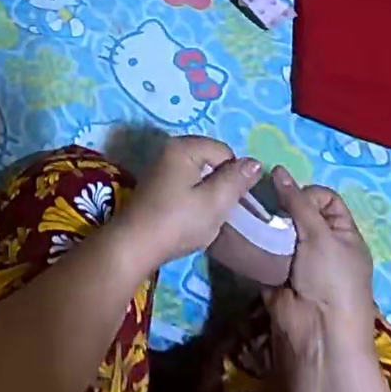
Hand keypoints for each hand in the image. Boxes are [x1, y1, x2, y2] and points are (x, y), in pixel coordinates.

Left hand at [108, 136, 258, 270]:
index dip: (234, 176)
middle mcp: (170, 148)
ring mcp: (160, 165)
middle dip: (220, 182)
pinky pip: (184, 180)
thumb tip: (255, 162)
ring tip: (205, 215)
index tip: (231, 202)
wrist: (135, 244)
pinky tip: (190, 215)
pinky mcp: (156, 182)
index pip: (224, 151)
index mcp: (183, 146)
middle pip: (210, 158)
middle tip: (219, 210)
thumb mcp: (214, 202)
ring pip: (198, 171)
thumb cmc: (177, 221)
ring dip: (207, 191)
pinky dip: (192, 195)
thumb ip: (236, 180)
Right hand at [263, 167, 390, 391]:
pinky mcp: (277, 271)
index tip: (289, 198)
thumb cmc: (331, 279)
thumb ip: (297, 201)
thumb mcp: (320, 234)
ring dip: (267, 222)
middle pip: (299, 211)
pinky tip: (243, 229)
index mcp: (344, 235)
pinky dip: (256, 240)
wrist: (316, 332)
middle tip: (262, 201)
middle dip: (281, 206)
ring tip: (249, 213)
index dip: (307, 193)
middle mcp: (323, 244)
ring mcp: (299, 259)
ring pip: (279, 228)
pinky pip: (265, 247)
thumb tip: (278, 169)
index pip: (326, 199)